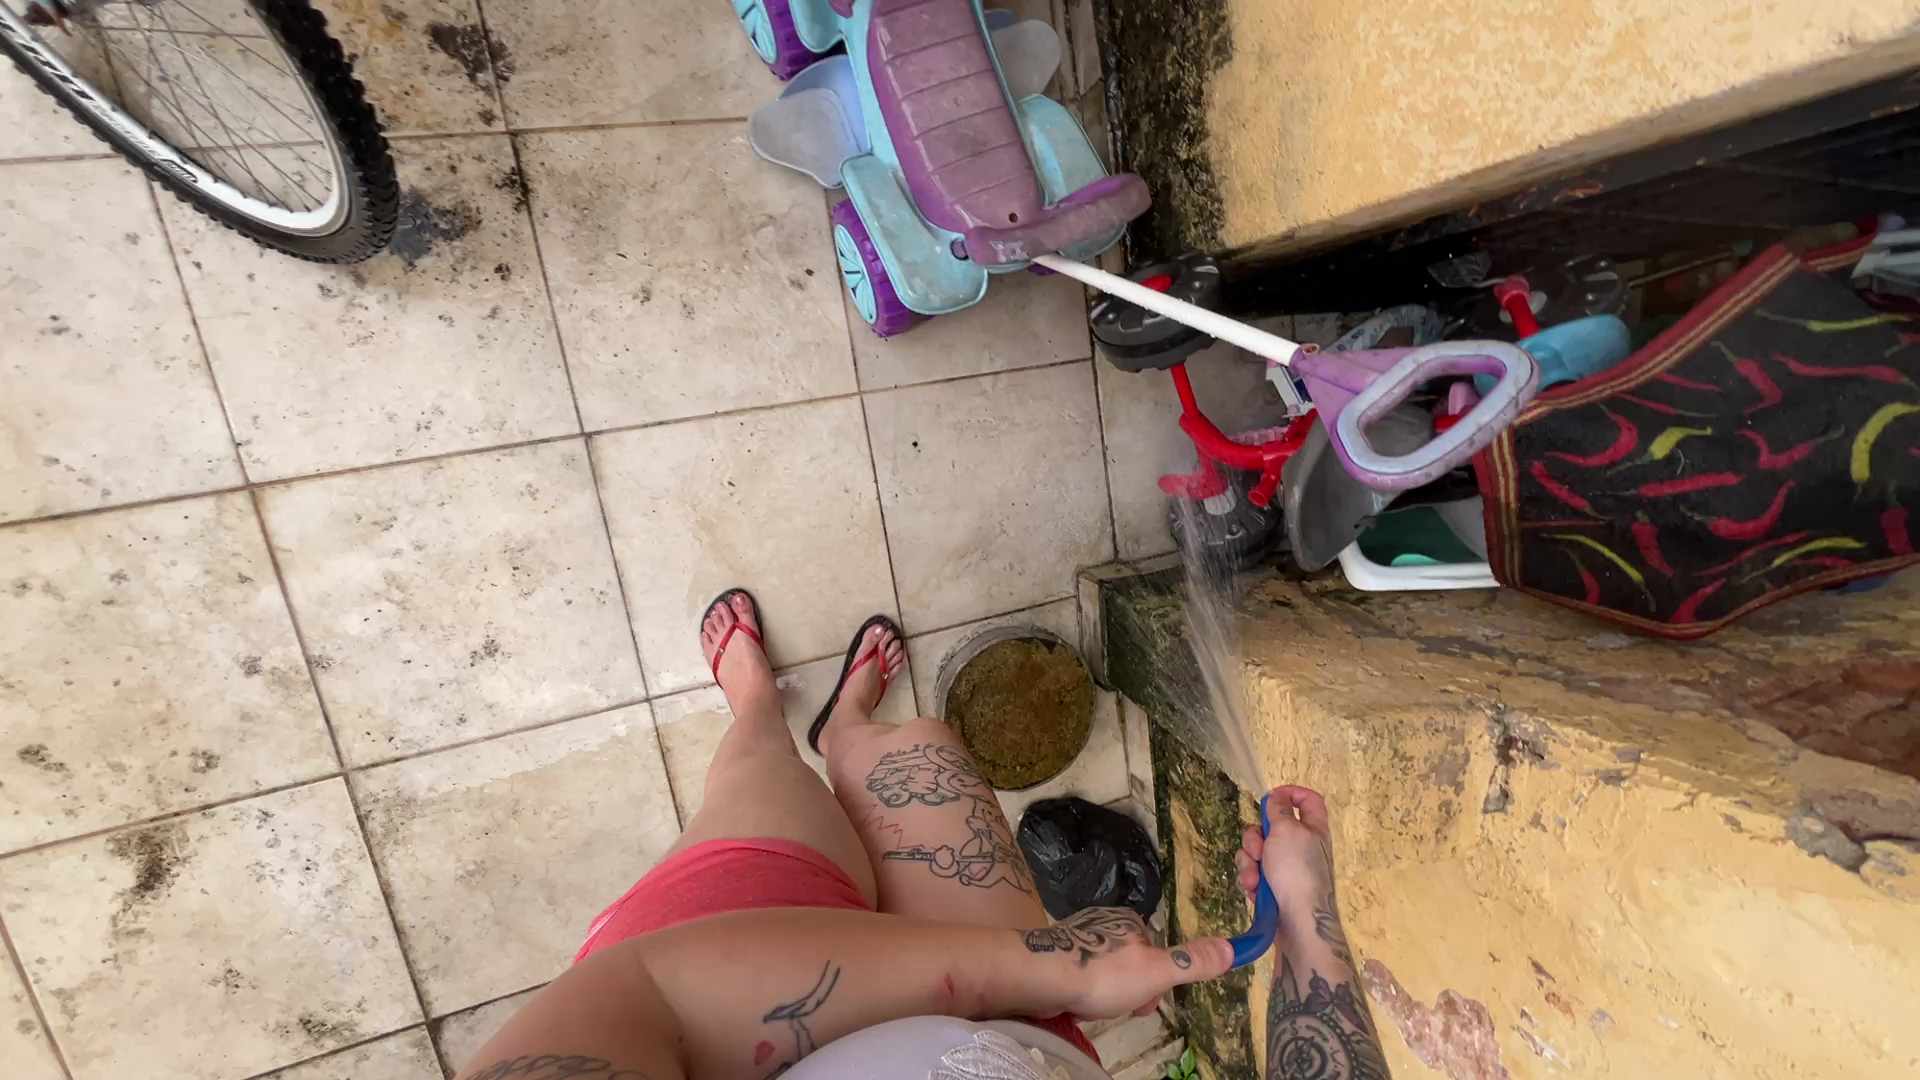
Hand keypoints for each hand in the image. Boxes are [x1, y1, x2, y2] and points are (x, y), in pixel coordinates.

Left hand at [1022, 907, 1232, 1018]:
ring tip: (1091, 1002)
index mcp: (1130, 920)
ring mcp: (1081, 935)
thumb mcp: (1155, 971)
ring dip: (1105, 996)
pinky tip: (1075, 1000)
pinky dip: (1084, 993)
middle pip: (1133, 966)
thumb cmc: (1102, 973)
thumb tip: (1232, 946)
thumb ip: (1190, 961)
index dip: (1153, 985)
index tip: (1141, 998)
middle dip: (1128, 993)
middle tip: (1112, 1001)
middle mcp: (1106, 921)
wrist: (1042, 975)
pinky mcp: (1060, 951)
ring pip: (1108, 975)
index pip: (1156, 956)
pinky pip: (1083, 977)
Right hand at [1233, 786, 1336, 930]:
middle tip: (1258, 849)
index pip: (1308, 800)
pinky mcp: (1274, 886)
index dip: (1291, 793)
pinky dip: (1250, 878)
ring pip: (1257, 850)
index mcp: (1313, 830)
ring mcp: (1287, 868)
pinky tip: (1252, 889)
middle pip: (1271, 826)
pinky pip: (1253, 871)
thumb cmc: (1297, 871)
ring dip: (1249, 862)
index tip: (1271, 797)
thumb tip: (1277, 799)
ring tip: (1254, 878)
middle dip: (1255, 837)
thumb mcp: (1287, 831)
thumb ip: (1279, 810)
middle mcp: (1301, 846)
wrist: (1299, 924)